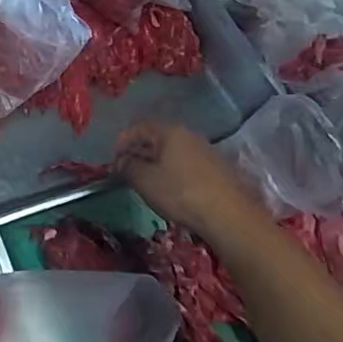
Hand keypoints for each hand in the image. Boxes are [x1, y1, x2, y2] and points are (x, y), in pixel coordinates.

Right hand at [115, 120, 258, 233]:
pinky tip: (168, 188)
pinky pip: (185, 163)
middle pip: (156, 137)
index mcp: (170, 131)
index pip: (139, 127)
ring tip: (145, 182)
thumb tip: (121, 160)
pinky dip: (171, 171)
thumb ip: (128, 166)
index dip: (122, 141)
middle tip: (125, 171)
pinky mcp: (216, 168)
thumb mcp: (145, 180)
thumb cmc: (180, 192)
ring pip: (172, 151)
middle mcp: (189, 135)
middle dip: (138, 152)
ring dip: (155, 162)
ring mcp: (205, 150)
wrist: (228, 215)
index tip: (114, 160)